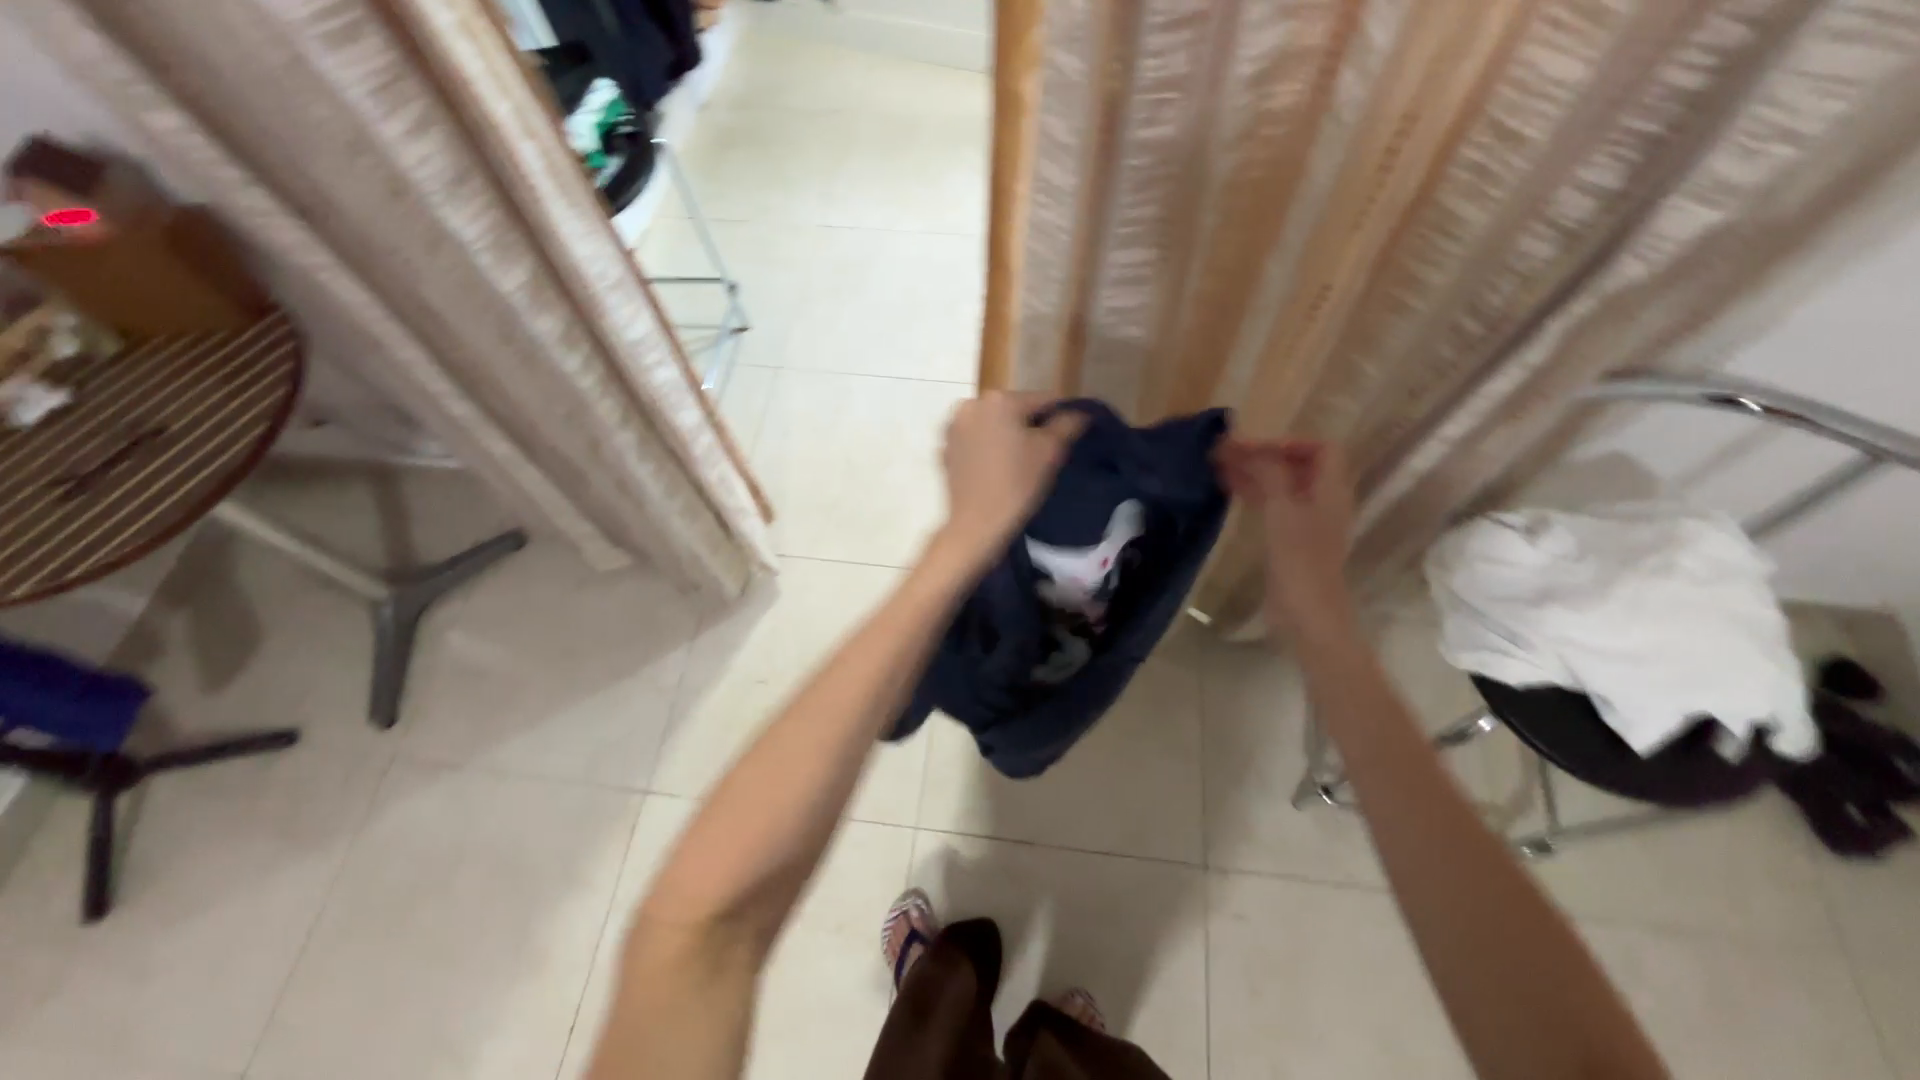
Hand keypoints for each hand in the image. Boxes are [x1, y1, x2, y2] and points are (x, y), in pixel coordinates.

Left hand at [936, 392, 1086, 564]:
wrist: (976, 523)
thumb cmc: (1017, 484)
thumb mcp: (1050, 452)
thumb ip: (1068, 425)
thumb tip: (1080, 413)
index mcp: (999, 399)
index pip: (1041, 400)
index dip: (1059, 416)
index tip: (1068, 434)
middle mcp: (971, 404)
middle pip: (1013, 410)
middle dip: (1028, 425)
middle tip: (1042, 451)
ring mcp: (953, 426)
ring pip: (991, 424)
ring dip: (1005, 435)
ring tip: (1018, 461)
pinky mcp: (943, 447)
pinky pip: (973, 440)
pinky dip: (985, 447)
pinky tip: (995, 468)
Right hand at [1216, 437, 1357, 635]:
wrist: (1306, 613)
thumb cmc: (1299, 558)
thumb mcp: (1282, 508)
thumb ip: (1269, 473)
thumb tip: (1252, 449)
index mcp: (1331, 490)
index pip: (1320, 449)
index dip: (1289, 442)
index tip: (1254, 446)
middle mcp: (1323, 502)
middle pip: (1297, 466)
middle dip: (1263, 456)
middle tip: (1225, 452)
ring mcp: (1307, 523)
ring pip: (1281, 487)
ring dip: (1254, 474)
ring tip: (1218, 466)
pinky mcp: (1291, 541)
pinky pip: (1273, 507)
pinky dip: (1254, 495)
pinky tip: (1229, 492)